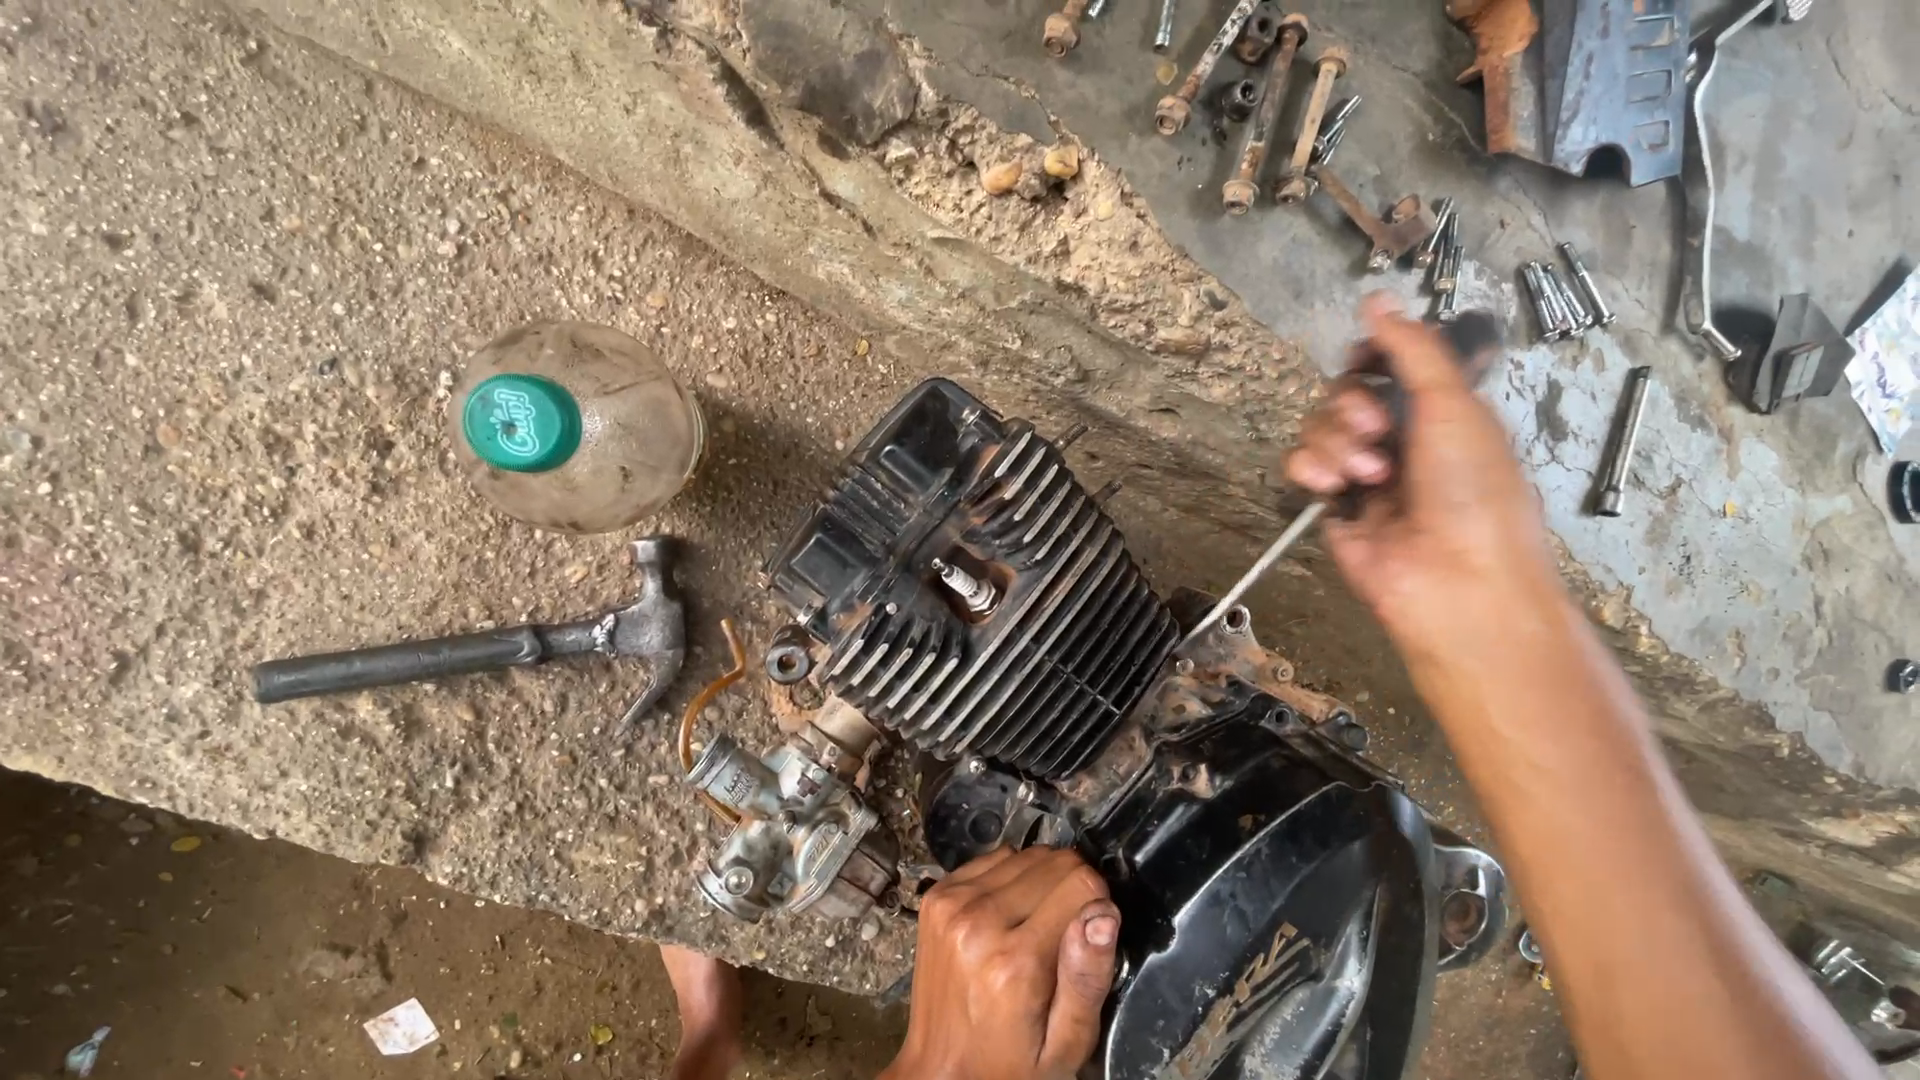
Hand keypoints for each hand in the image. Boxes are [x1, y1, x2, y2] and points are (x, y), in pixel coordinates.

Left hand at [882, 847, 1119, 1079]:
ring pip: (1025, 854)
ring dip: (1040, 880)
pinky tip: (1009, 913)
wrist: (941, 1072)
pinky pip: (994, 858)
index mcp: (1015, 961)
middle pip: (1053, 861)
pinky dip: (1010, 876)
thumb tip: (1104, 916)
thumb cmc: (1009, 1065)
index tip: (1092, 932)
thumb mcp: (1065, 1044)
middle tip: (1065, 933)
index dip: (1097, 903)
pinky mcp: (937, 895)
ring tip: (1036, 925)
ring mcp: (952, 903)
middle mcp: (978, 921)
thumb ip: (1088, 979)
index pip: (1080, 883)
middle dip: (1072, 888)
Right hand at [1284, 295, 1561, 658]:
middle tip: (1375, 429)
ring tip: (1364, 473)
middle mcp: (1397, 436)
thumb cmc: (1472, 489)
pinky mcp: (1330, 501)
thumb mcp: (1454, 406)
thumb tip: (1375, 298)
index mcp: (1437, 409)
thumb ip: (1411, 350)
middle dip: (1351, 405)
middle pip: (1344, 392)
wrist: (1454, 578)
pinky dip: (1309, 467)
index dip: (1371, 356)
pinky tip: (1330, 484)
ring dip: (1335, 441)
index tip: (1367, 361)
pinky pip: (1301, 464)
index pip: (1388, 364)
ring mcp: (1361, 470)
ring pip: (1318, 426)